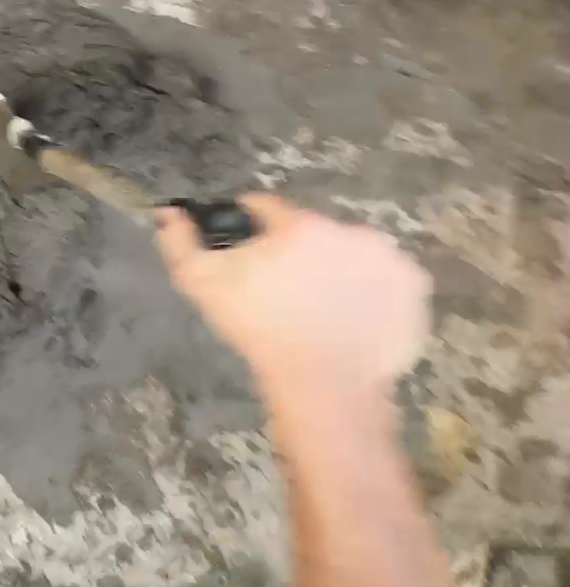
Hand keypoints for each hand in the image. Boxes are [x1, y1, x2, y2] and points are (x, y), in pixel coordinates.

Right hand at [156, 193, 430, 401]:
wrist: (324, 380)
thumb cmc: (256, 325)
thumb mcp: (199, 282)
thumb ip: (179, 240)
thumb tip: (170, 212)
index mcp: (301, 225)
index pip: (264, 206)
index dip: (245, 223)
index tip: (240, 247)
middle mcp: (353, 232)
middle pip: (309, 229)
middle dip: (291, 248)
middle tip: (275, 283)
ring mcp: (391, 260)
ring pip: (346, 251)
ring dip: (328, 265)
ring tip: (310, 300)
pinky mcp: (415, 289)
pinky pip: (379, 276)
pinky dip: (362, 287)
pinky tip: (341, 312)